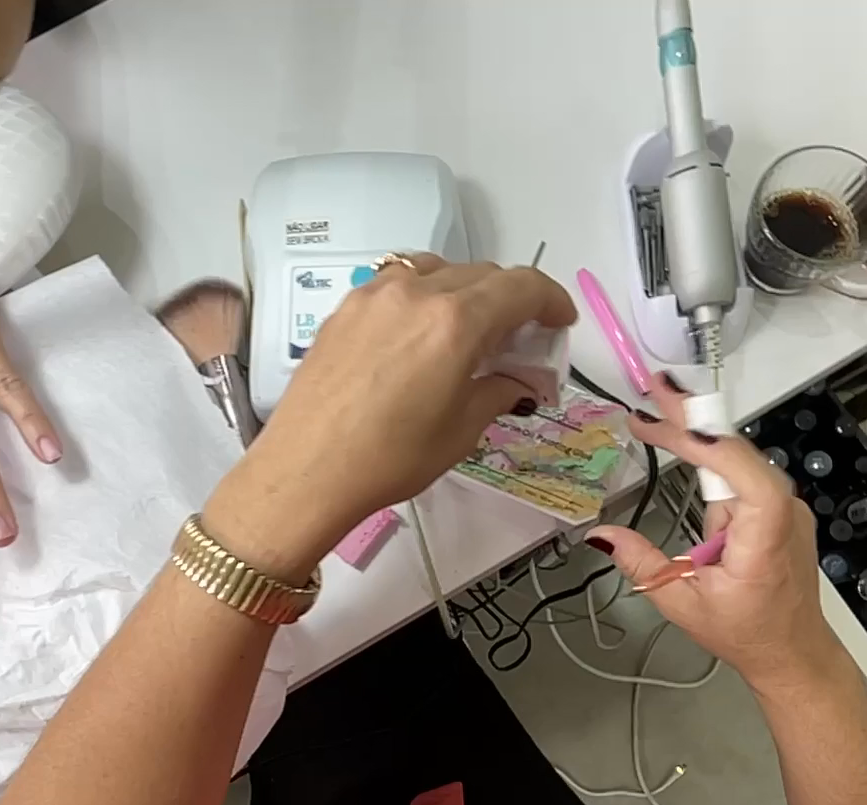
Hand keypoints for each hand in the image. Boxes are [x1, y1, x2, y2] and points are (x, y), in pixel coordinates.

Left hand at [203, 255, 577, 578]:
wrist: (306, 470)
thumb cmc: (390, 459)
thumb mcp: (460, 432)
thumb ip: (499, 392)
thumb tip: (519, 380)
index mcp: (457, 321)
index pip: (522, 288)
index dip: (552, 301)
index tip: (560, 324)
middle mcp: (417, 291)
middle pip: (482, 275)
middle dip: (511, 302)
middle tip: (516, 341)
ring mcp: (375, 293)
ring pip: (438, 270)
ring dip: (465, 291)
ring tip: (466, 331)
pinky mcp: (345, 307)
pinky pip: (398, 282)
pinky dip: (423, 295)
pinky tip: (418, 331)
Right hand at [586, 375, 843, 694]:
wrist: (791, 649)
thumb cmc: (743, 631)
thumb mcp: (682, 603)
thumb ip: (643, 564)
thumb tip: (600, 535)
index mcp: (765, 538)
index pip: (747, 479)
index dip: (714, 448)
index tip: (677, 425)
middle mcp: (782, 511)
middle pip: (736, 454)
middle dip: (690, 420)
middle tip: (653, 390)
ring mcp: (782, 507)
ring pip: (732, 462)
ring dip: (691, 439)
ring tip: (649, 417)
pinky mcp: (774, 508)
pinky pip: (737, 475)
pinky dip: (706, 458)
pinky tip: (678, 441)